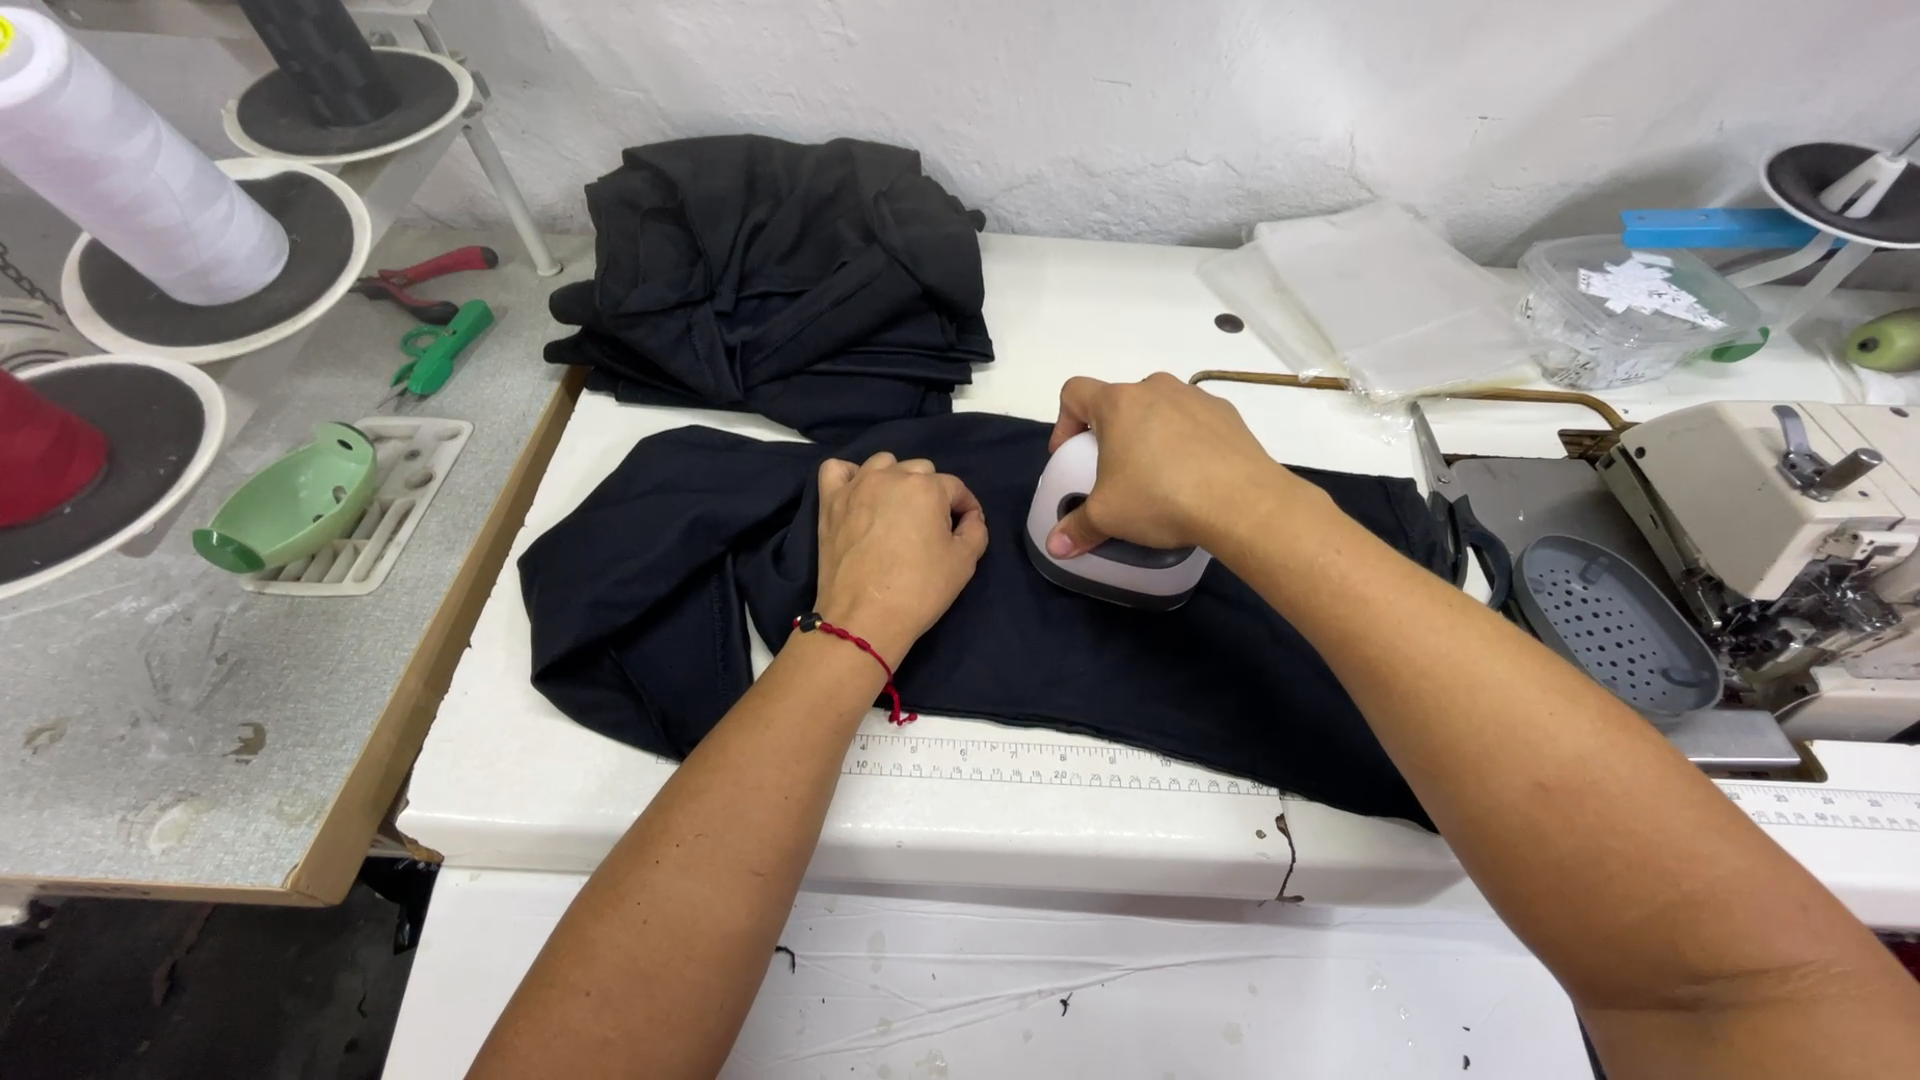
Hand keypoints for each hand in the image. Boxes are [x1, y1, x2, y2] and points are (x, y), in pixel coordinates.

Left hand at [812, 452, 989, 664]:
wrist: (865, 618)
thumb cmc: (919, 590)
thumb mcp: (964, 562)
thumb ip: (976, 530)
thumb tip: (971, 517)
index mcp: (926, 487)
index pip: (955, 488)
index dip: (966, 508)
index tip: (965, 528)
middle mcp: (891, 477)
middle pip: (920, 471)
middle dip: (931, 493)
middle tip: (930, 527)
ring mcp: (856, 486)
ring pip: (882, 464)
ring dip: (895, 480)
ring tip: (897, 509)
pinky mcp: (830, 502)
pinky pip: (837, 470)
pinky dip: (850, 476)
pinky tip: (859, 495)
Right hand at [1045, 373, 1318, 556]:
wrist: (1242, 502)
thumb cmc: (1160, 498)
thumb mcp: (1108, 517)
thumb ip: (1077, 528)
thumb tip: (1056, 547)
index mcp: (1118, 403)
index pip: (1074, 392)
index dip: (1064, 422)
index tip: (1070, 454)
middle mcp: (1155, 388)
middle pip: (1119, 402)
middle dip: (1110, 433)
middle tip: (1113, 471)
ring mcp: (1195, 397)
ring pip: (1159, 409)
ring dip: (1149, 434)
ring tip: (1156, 475)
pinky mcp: (1227, 414)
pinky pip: (1194, 422)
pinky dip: (1185, 441)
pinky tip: (1192, 476)